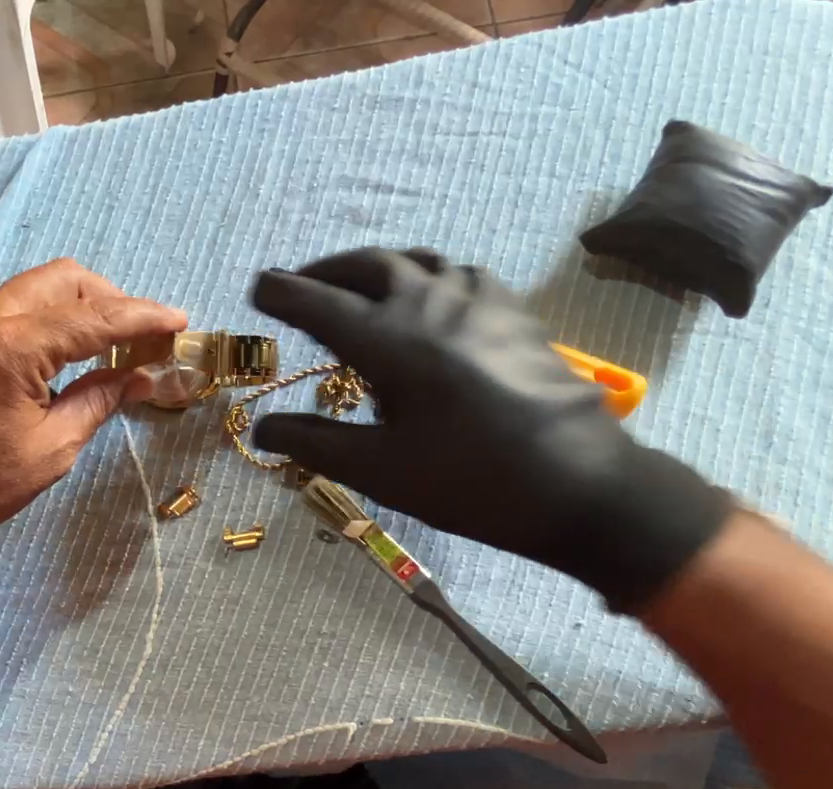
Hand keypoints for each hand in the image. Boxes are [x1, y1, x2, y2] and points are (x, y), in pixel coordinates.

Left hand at [0, 259, 186, 585]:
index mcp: (13, 343)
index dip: (143, 318)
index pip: (94, 317)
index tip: (181, 322)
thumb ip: (98, 401)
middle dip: (112, 300)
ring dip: (81, 308)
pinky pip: (17, 312)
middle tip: (144, 338)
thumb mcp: (50, 449)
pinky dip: (52, 321)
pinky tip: (73, 354)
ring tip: (116, 346)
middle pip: (66, 282)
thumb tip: (140, 377)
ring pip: (39, 291)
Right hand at [250, 247, 730, 611]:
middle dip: (323, 271)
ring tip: (355, 288)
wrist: (576, 484)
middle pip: (366, 265)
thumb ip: (313, 443)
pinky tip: (428, 300)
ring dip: (374, 267)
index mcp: (387, 340)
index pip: (318, 303)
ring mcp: (478, 301)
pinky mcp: (513, 312)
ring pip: (415, 260)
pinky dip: (426, 275)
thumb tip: (263, 428)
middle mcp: (429, 304)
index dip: (282, 293)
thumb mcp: (376, 470)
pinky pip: (459, 272)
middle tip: (298, 286)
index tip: (257, 289)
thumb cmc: (465, 480)